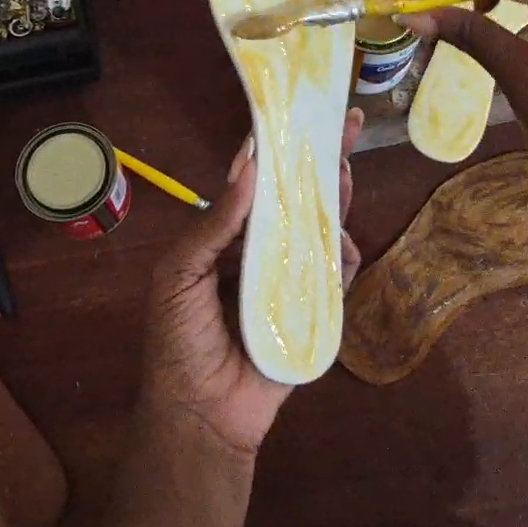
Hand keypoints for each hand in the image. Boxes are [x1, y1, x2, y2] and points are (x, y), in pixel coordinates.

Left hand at [138, 107, 364, 455]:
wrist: (202, 414)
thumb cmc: (179, 338)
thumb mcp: (180, 274)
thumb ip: (214, 223)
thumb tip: (248, 164)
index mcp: (228, 236)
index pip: (256, 182)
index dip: (276, 148)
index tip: (298, 113)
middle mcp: (262, 249)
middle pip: (297, 197)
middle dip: (320, 162)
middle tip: (347, 125)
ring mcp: (291, 278)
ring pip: (321, 229)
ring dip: (336, 199)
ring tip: (344, 174)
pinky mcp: (314, 309)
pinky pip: (337, 276)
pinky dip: (346, 257)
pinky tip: (346, 245)